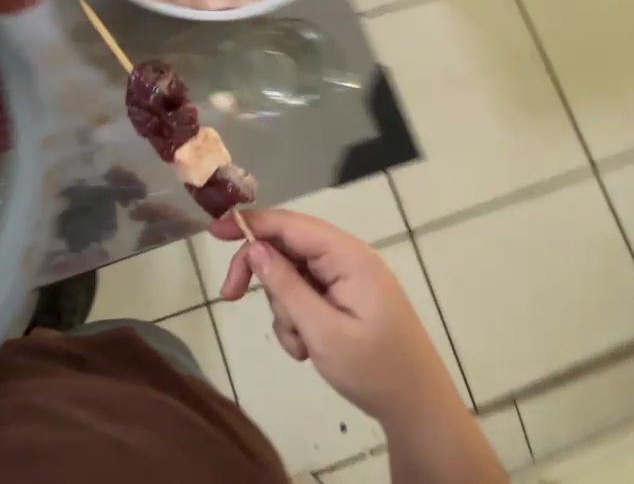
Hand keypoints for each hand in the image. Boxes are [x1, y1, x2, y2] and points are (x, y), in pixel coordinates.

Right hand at [212, 209, 441, 421]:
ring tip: (299, 344)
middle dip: (261, 276)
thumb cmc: (375, 370)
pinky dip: (296, 320)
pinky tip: (306, 349)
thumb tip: (254, 248)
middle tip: (229, 298)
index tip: (214, 232)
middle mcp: (346, 259)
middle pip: (285, 248)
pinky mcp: (344, 299)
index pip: (289, 224)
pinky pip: (305, 295)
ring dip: (283, 308)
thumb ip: (287, 286)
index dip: (249, 223)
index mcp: (348, 256)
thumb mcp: (324, 332)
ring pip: (291, 275)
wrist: (419, 410)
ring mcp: (346, 279)